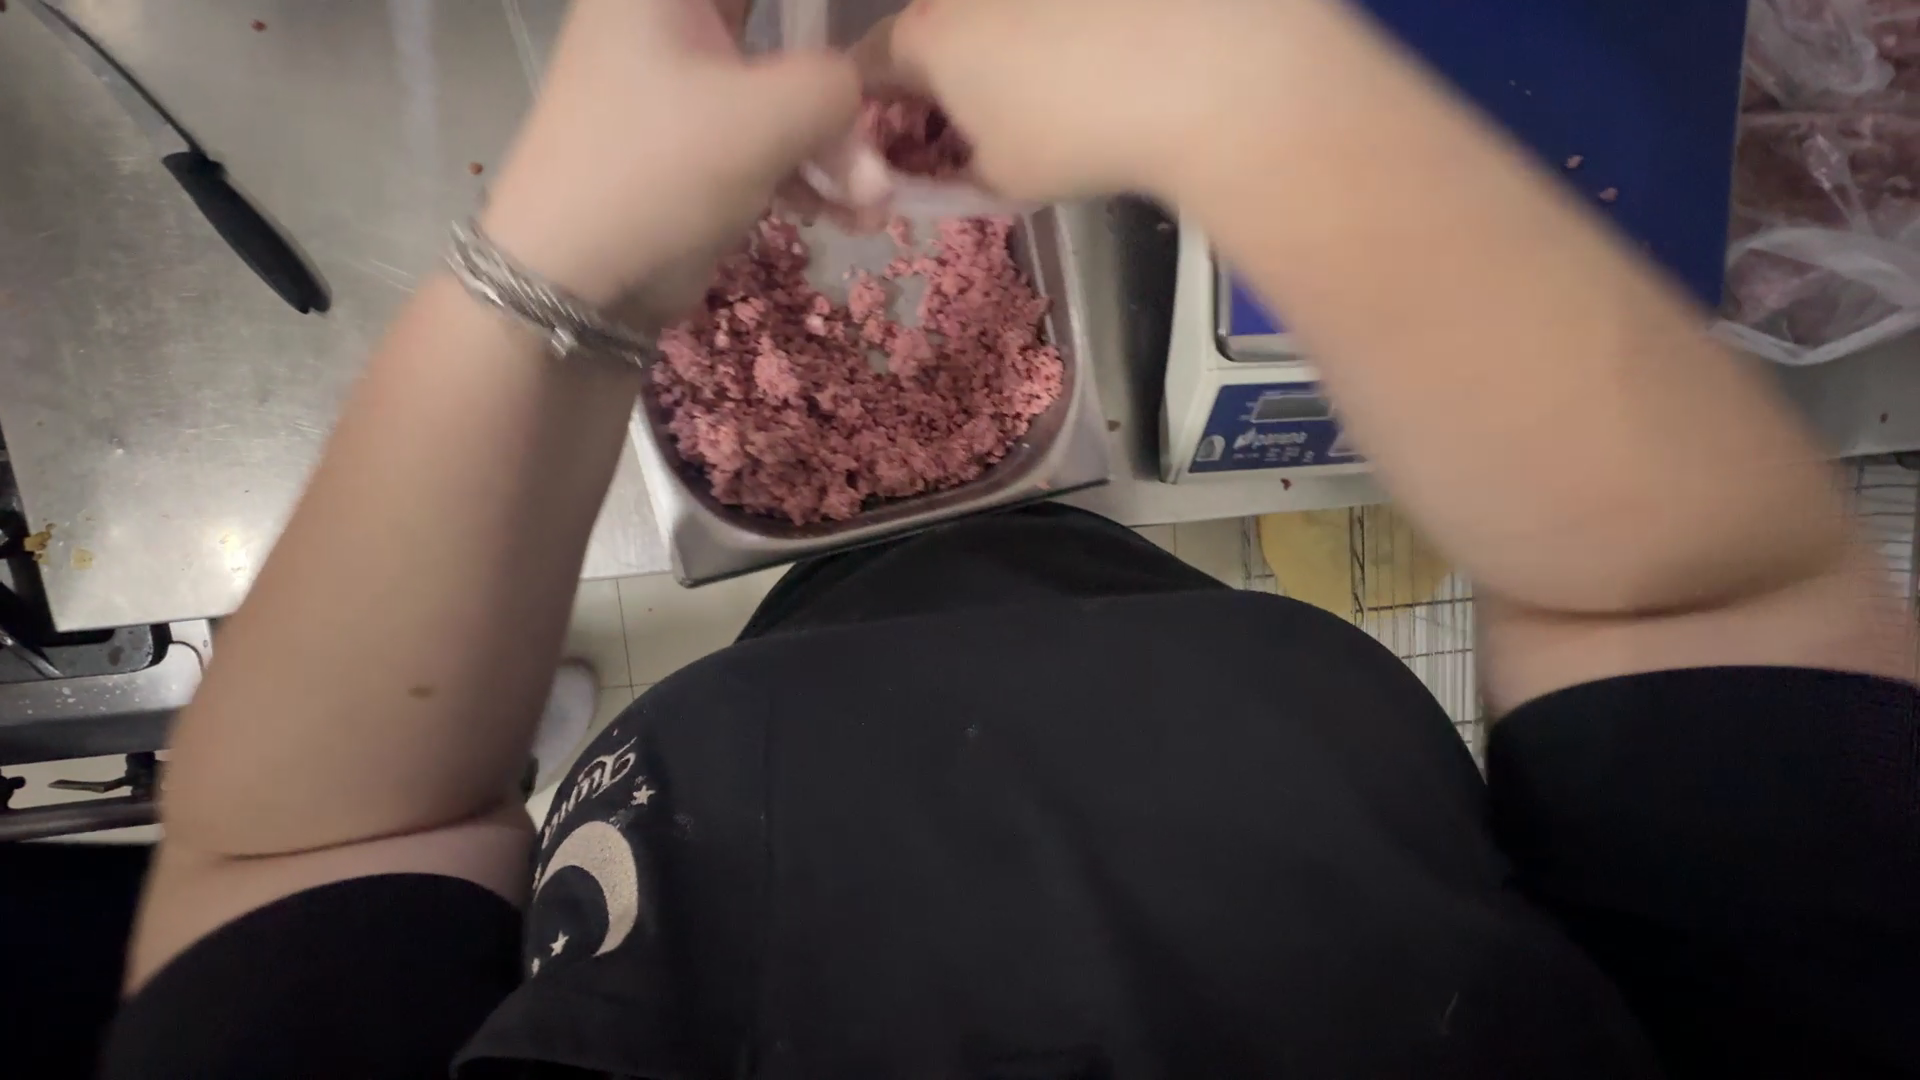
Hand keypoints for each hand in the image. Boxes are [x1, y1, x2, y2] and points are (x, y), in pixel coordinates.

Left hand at [481, 0, 859, 325]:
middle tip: (877, 137)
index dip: (819, 15)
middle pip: (786, 25)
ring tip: (872, 203)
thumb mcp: (762, 120)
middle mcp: (676, 16)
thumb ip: (834, 86)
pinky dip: (810, 174)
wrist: (579, 278)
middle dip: (839, 88)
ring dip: (837, 146)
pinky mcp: (700, 145)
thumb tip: (863, 94)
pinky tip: (846, 214)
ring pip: (785, 90)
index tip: (858, 49)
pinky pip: (771, 140)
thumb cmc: (659, 173)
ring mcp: (688, 85)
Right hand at [879, 0, 1298, 202]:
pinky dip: (1042, 34)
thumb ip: (952, 175)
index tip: (890, 142)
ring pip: (983, 18)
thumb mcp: (1002, 181)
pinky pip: (1032, 12)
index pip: (868, 68)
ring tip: (1035, 96)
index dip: (870, 110)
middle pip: (927, 33)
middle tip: (965, 129)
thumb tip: (940, 167)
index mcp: (927, 39)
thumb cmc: (1076, 138)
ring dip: (989, 54)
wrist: (1201, 71)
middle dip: (933, 81)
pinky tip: (1082, 58)